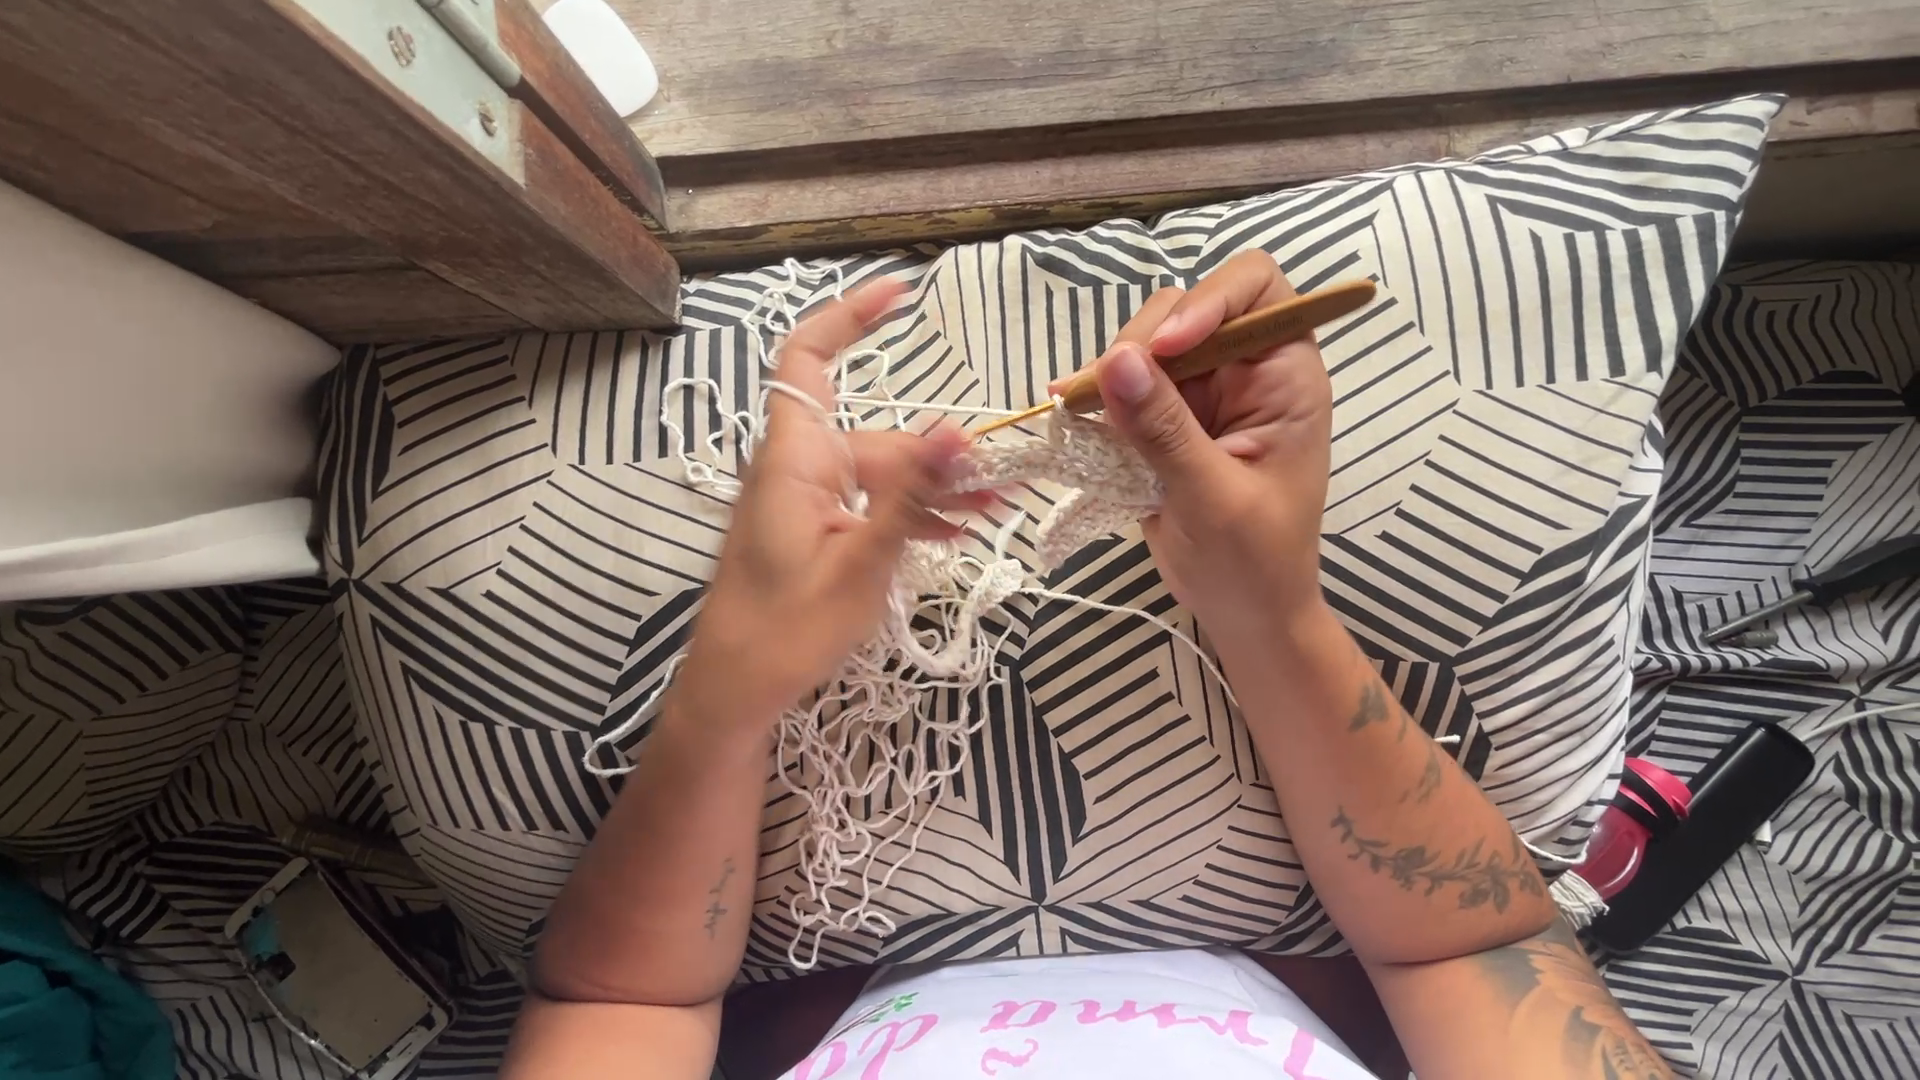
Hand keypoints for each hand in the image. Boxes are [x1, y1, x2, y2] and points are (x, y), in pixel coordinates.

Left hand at [678, 280, 986, 730]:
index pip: (809, 358)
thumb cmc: (787, 629)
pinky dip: (908, 515)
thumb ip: (909, 496)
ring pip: (880, 475)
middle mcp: (799, 464)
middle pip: (876, 436)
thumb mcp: (861, 563)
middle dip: (938, 457)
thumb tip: (961, 434)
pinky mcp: (814, 528)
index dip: (849, 316)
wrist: (735, 689)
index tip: (902, 294)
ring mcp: (806, 498)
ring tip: (993, 513)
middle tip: (1000, 488)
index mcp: (796, 456)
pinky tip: (954, 533)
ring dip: (933, 492)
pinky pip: (869, 504)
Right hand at [1052, 251, 1331, 636]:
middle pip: (1184, 310)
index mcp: (1284, 377)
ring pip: (1145, 348)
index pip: (1254, 290)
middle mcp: (1242, 372)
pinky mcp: (1165, 421)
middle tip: (1101, 394)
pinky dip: (1097, 398)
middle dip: (1141, 344)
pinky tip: (1070, 412)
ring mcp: (1200, 396)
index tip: (1166, 350)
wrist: (1242, 611)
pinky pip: (1126, 388)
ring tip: (1076, 407)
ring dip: (1111, 372)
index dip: (1208, 301)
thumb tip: (1115, 361)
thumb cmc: (1252, 562)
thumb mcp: (1212, 496)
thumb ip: (1165, 429)